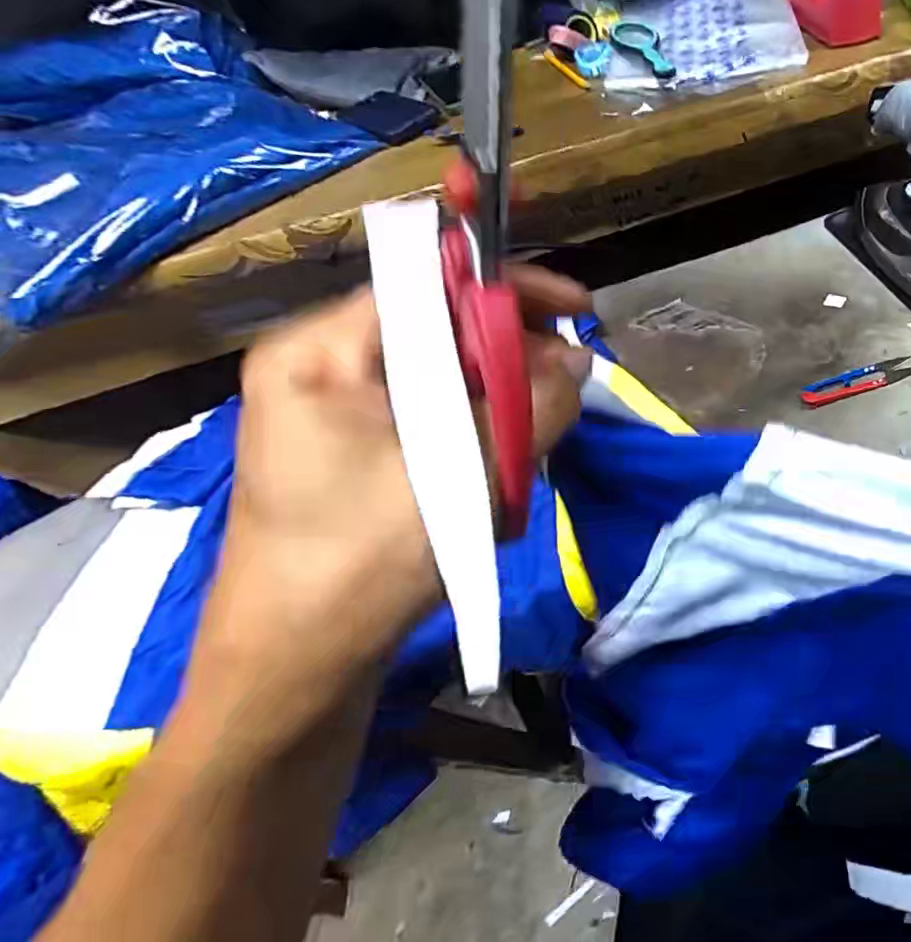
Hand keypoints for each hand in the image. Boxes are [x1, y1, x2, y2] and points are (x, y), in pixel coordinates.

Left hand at [200, 266, 591, 701]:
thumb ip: (533, 406)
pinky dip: (484, 429)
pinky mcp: (363, 444)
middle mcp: (326, 367)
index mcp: (322, 354)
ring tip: (532, 444)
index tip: (578, 310)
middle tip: (571, 383)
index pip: (429, 283)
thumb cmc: (366, 557)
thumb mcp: (468, 472)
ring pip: (451, 374)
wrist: (300, 658)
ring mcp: (342, 408)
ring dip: (506, 399)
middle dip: (516, 352)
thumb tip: (579, 359)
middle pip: (444, 327)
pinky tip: (500, 472)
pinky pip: (441, 411)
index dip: (511, 288)